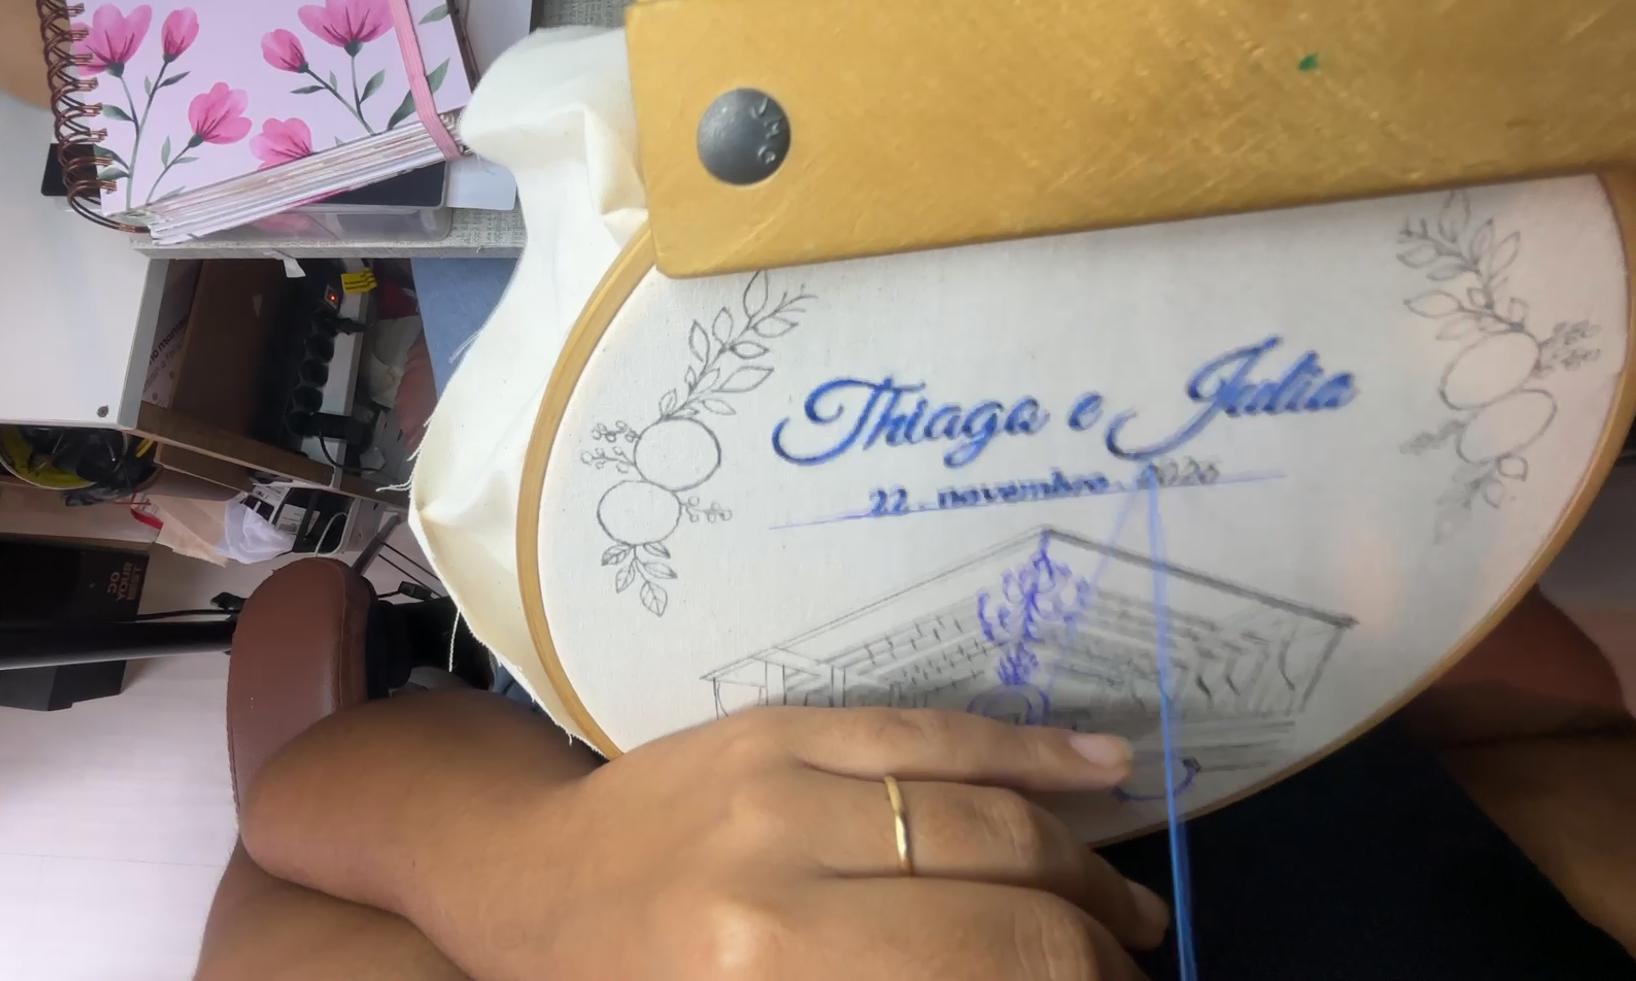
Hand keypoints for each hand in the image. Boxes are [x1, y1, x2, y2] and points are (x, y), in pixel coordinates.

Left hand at [479, 707, 1167, 980]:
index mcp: (775, 969)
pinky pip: (919, 728)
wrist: (542, 870)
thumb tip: (1018, 975)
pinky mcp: (777, 719)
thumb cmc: (631, 980)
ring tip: (1126, 893)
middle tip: (1132, 956)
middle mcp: (787, 866)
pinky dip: (1017, 749)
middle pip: (994, 891)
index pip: (979, 967)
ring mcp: (782, 772)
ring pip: (972, 801)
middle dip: (1089, 934)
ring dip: (1071, 850)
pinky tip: (1091, 764)